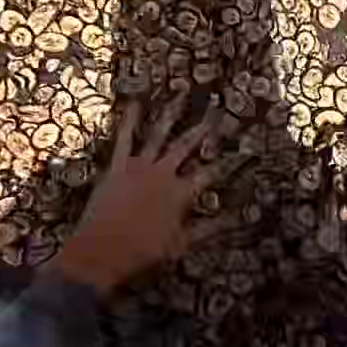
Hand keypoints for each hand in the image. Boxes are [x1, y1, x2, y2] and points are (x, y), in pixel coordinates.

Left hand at [51, 99, 245, 294]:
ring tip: (182, 94)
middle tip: (216, 112)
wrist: (102, 250)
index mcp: (180, 193)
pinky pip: (125, 138)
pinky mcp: (118, 165)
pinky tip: (134, 102)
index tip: (244, 149)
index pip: (211, 173)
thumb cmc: (143, 251)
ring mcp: (139, 166)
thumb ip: (209, 228)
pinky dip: (130, 120)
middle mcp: (163, 173)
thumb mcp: (181, 244)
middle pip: (186, 146)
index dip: (228, 162)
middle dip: (203, 129)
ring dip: (171, 114)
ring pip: (159, 134)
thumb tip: (238, 218)